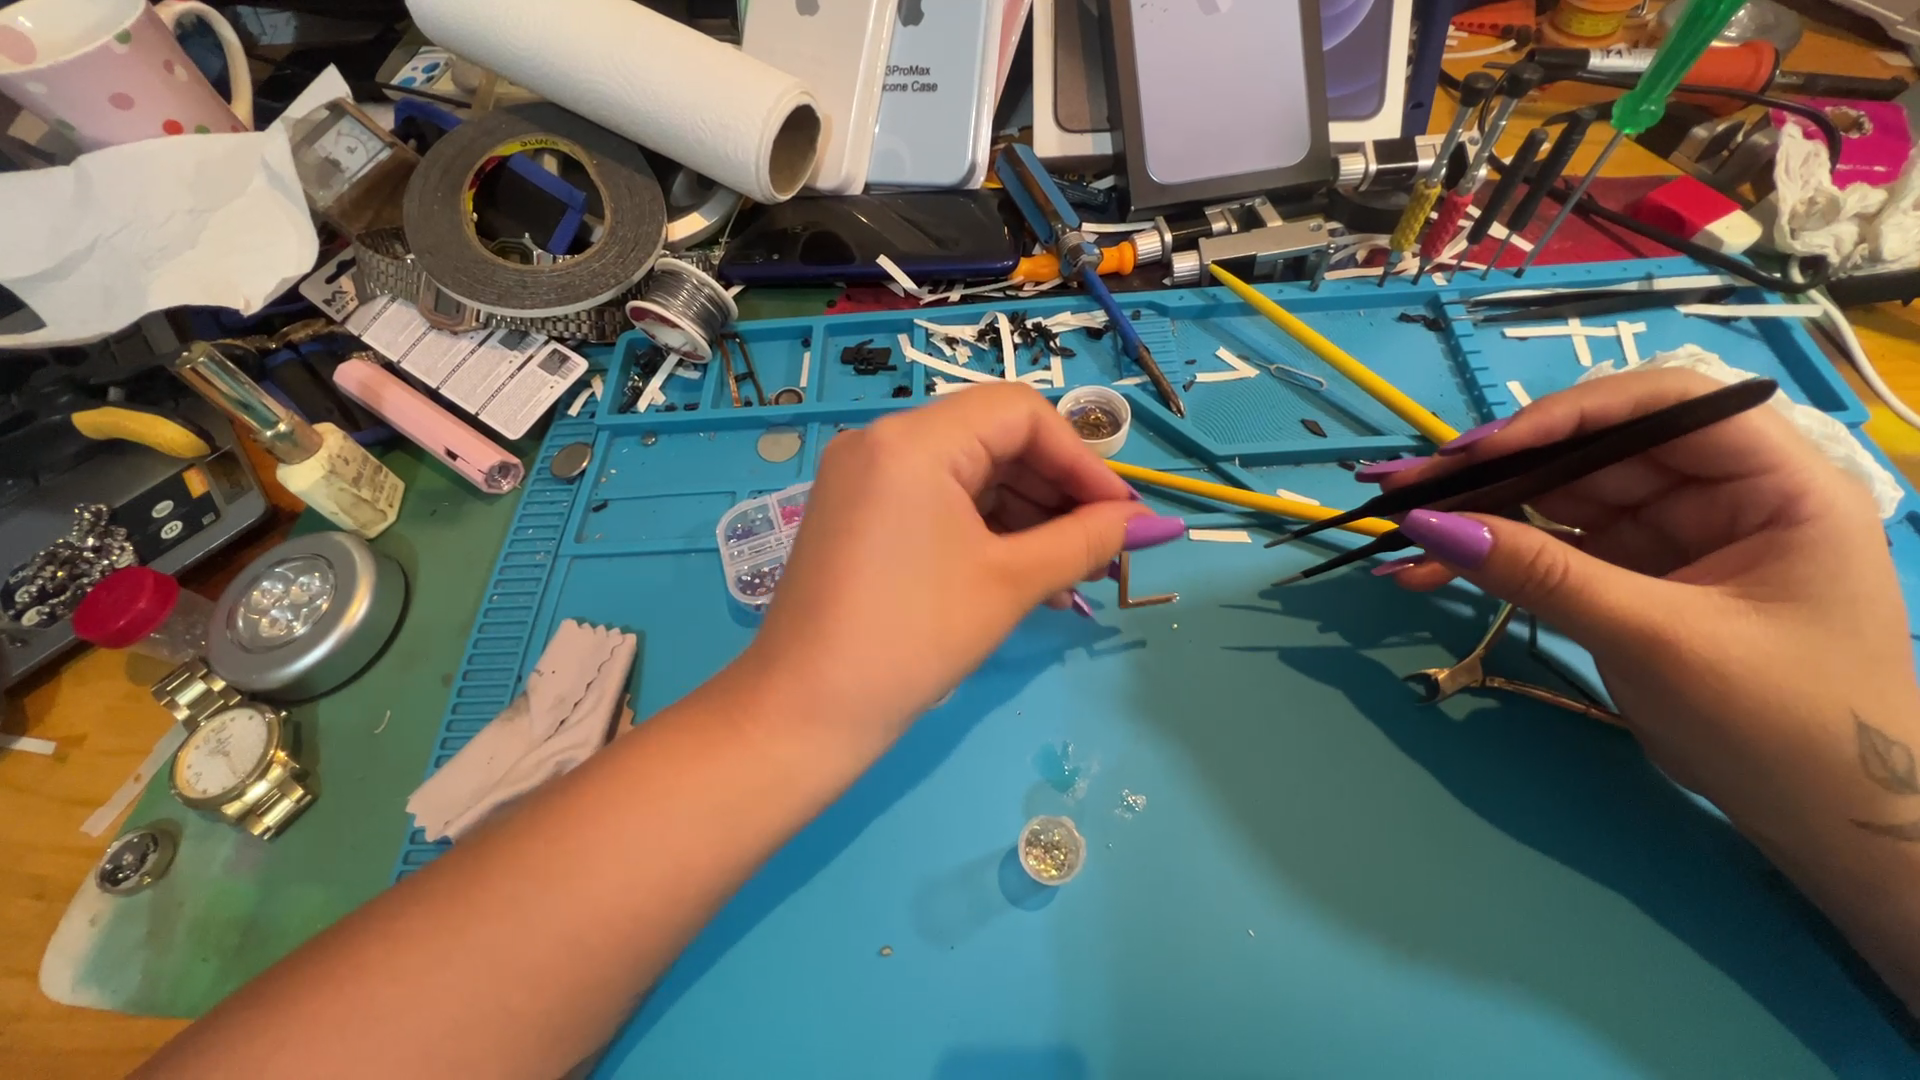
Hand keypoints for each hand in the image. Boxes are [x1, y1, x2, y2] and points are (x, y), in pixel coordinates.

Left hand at [738, 384, 1176, 749]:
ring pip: (968, 474)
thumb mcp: (1009, 584)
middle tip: (1103, 547)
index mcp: (913, 439)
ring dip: (1026, 516)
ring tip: (1072, 572)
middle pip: (993, 440)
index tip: (1121, 514)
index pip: (1020, 413)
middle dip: (1056, 492)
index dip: (1081, 460)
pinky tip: (1026, 573)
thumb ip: (1084, 540)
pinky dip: (985, 530)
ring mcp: (863, 478)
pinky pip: (937, 502)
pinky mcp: (858, 514)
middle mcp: (881, 441)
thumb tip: (1145, 522)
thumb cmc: (912, 639)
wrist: (806, 712)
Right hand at [1364, 368, 1917, 825]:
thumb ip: (1540, 574)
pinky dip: (1488, 559)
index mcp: (1776, 484)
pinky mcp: (1627, 576)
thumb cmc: (1780, 723)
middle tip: (1404, 489)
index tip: (1478, 452)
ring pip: (1553, 503)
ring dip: (1475, 518)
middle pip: (1589, 454)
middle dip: (1494, 472)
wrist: (1821, 819)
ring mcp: (1668, 536)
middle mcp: (1718, 494)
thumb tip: (1426, 524)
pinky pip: (1544, 552)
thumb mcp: (1654, 639)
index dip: (1565, 416)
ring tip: (1398, 533)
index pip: (1665, 407)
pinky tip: (1427, 572)